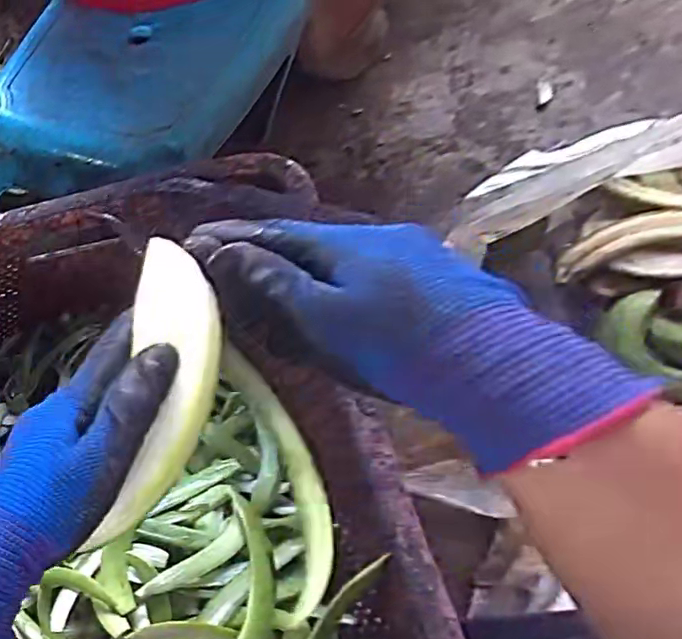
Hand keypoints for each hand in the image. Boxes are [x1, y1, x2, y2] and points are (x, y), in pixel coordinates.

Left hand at [0, 312, 178, 638]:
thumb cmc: (54, 507)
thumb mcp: (101, 458)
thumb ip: (128, 408)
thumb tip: (159, 350)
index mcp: (66, 407)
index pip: (105, 356)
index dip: (133, 330)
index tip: (158, 305)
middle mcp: (45, 414)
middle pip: (91, 379)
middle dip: (122, 360)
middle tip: (155, 344)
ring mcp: (32, 438)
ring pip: (78, 405)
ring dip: (106, 392)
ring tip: (134, 390)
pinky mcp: (28, 462)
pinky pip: (69, 428)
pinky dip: (92, 420)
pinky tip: (97, 436)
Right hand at [185, 220, 662, 471]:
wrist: (487, 363)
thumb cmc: (392, 342)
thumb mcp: (321, 315)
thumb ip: (273, 282)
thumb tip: (225, 251)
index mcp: (346, 245)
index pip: (275, 233)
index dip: (232, 235)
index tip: (194, 239)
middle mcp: (376, 237)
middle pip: (302, 240)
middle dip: (257, 247)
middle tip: (218, 257)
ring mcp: (405, 254)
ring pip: (330, 254)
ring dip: (288, 261)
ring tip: (255, 275)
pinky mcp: (423, 276)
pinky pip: (354, 269)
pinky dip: (320, 276)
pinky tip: (314, 292)